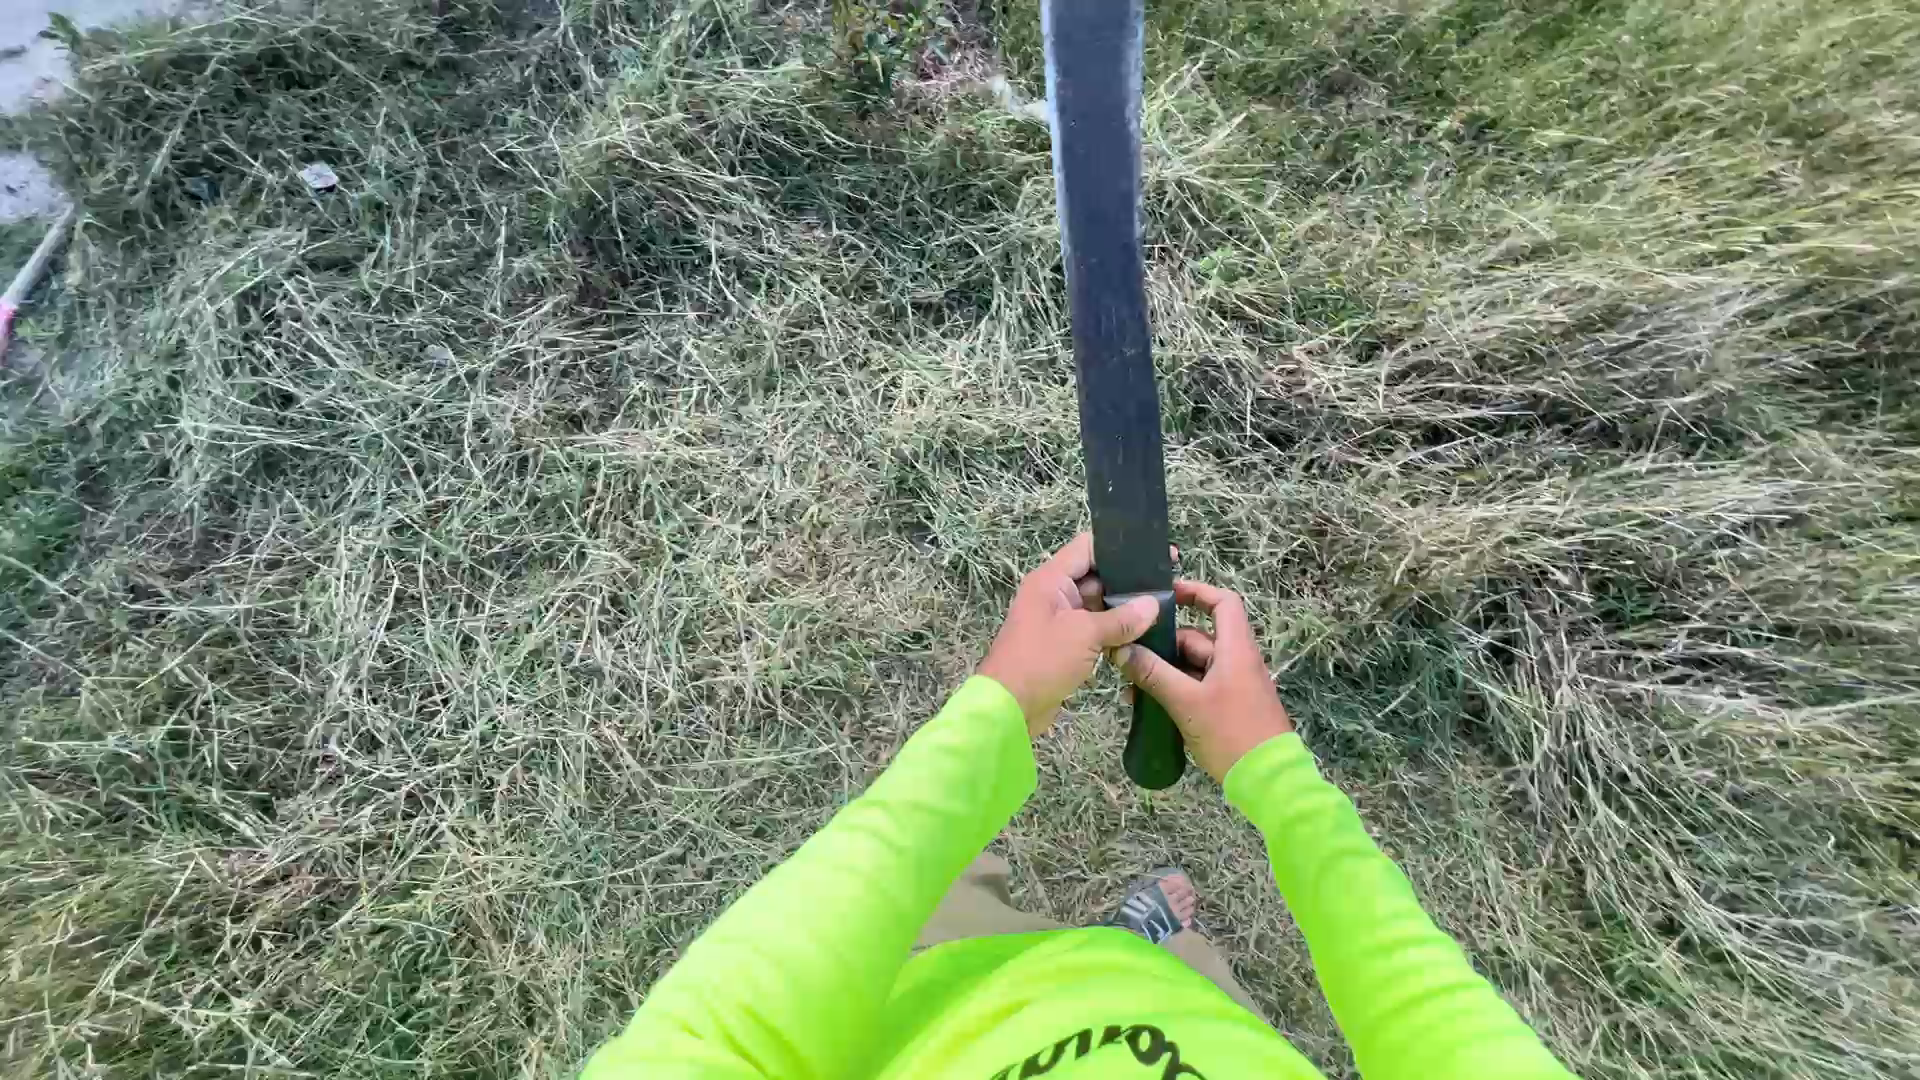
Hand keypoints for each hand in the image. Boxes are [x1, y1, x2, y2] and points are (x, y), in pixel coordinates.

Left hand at [978, 533, 1164, 735]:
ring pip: (1097, 604)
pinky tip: (1143, 635)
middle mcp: (1054, 594)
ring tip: (1164, 608)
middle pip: (1096, 576)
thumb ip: (1121, 618)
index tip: (1158, 554)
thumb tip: (1153, 604)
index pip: (1088, 547)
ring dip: (1124, 609)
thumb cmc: (1042, 660)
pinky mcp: (1065, 644)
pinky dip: (1114, 631)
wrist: (1009, 706)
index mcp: (1051, 579)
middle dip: (1129, 581)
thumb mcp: (1084, 634)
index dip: (1121, 548)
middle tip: (1168, 585)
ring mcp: (1059, 619)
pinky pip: (1094, 628)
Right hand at [1111, 579, 1291, 781]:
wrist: (1269, 783)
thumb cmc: (1231, 733)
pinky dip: (1172, 690)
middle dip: (1161, 645)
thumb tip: (1121, 650)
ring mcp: (1232, 685)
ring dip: (1162, 672)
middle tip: (1128, 655)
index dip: (1196, 592)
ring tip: (1131, 687)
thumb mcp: (1186, 702)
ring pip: (1191, 665)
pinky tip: (1146, 705)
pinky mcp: (1227, 707)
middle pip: (1196, 637)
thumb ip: (1153, 674)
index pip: (1223, 603)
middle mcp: (1236, 661)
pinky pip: (1195, 686)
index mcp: (1235, 650)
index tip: (1165, 595)